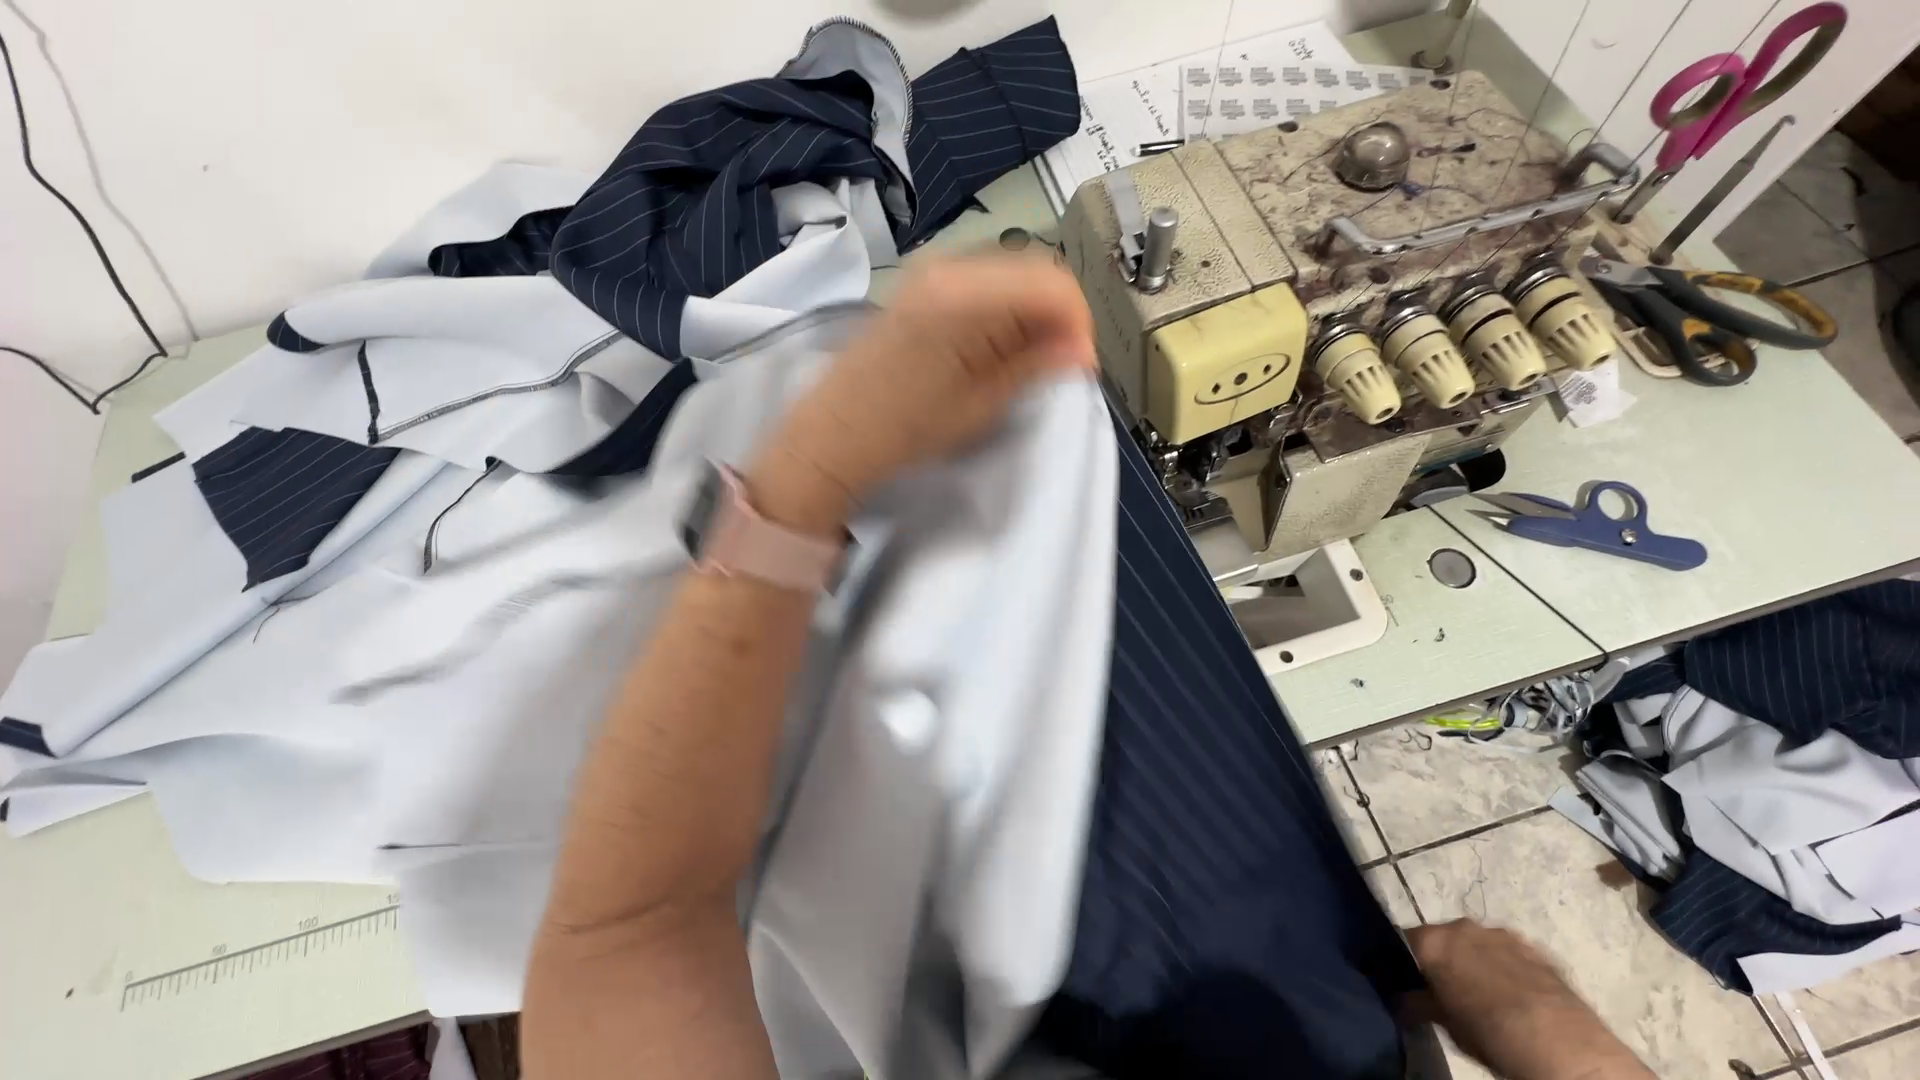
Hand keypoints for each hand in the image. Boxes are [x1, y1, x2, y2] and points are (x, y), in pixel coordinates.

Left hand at [749, 254, 1095, 532]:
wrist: (833, 433)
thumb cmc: (906, 427)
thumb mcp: (981, 403)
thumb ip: (1035, 364)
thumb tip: (1081, 349)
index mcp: (967, 293)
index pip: (1053, 284)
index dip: (1078, 324)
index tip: (1081, 366)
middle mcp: (948, 265)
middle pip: (1034, 270)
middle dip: (1058, 314)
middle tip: (1061, 363)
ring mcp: (929, 270)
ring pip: (1010, 273)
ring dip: (1032, 310)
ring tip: (1031, 359)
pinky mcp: (919, 284)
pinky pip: (981, 281)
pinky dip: (1003, 307)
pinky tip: (998, 345)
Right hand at [1404, 920, 1653, 1079]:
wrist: (1564, 1047)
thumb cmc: (1491, 1034)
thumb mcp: (1446, 1026)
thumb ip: (1419, 1004)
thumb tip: (1402, 1001)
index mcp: (1433, 941)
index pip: (1408, 942)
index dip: (1413, 964)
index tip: (1419, 985)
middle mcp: (1463, 927)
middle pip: (1445, 938)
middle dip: (1448, 959)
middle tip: (1454, 991)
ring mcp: (1503, 934)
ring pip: (1480, 943)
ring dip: (1480, 961)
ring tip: (1492, 995)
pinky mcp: (1537, 948)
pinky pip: (1512, 953)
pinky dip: (1510, 967)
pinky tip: (1520, 996)